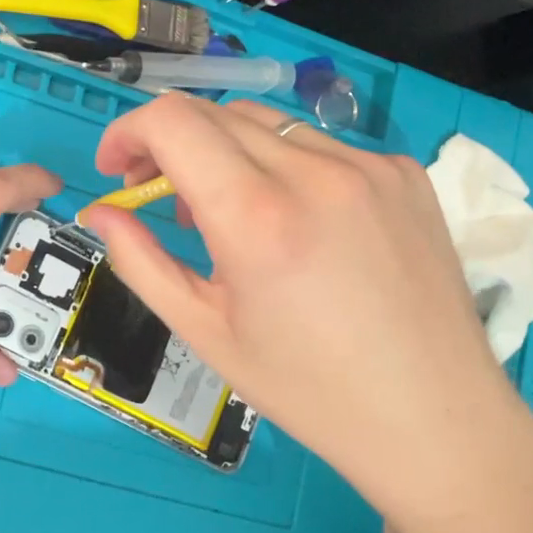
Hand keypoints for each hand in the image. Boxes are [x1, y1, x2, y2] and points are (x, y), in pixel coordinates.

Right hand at [79, 96, 532, 532]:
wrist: (434, 419)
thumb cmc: (305, 388)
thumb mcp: (202, 330)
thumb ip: (139, 260)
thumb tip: (98, 211)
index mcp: (257, 216)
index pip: (172, 121)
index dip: (127, 132)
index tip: (116, 170)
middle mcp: (315, 172)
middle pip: (213, 113)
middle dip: (167, 143)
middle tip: (159, 196)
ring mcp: (369, 166)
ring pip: (266, 124)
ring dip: (223, 152)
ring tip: (226, 213)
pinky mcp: (404, 173)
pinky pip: (318, 145)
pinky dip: (281, 165)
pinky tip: (292, 220)